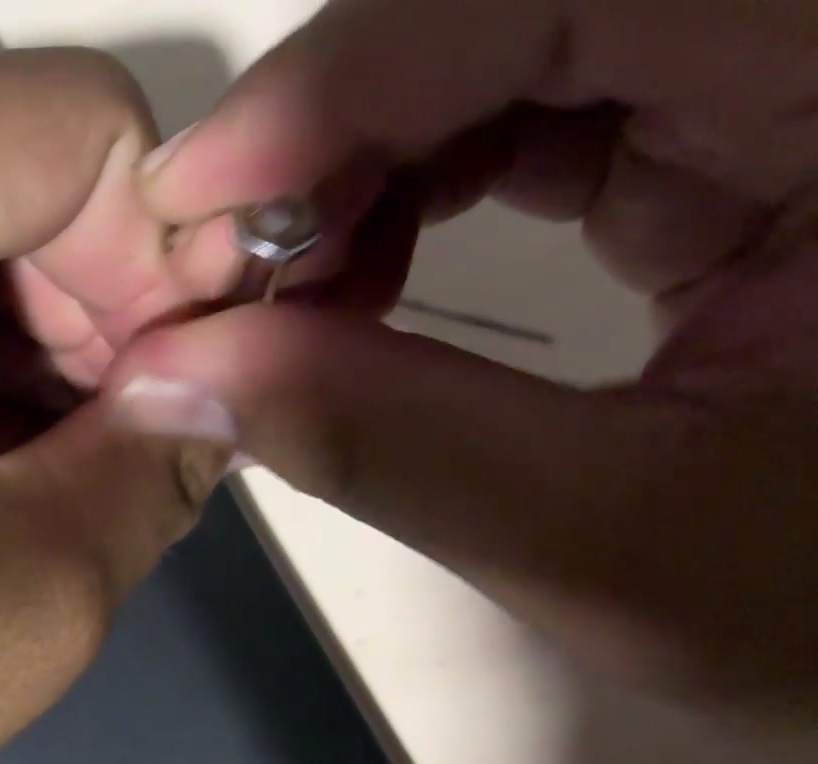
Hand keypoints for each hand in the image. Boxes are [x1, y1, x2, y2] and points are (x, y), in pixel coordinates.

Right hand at [122, 0, 817, 722]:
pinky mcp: (743, 124)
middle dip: (330, 136)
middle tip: (218, 273)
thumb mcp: (618, 546)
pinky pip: (529, 107)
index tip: (183, 204)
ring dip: (354, 168)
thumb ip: (381, 439)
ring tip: (282, 290)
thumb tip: (170, 371)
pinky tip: (355, 277)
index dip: (338, 84)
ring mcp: (791, 71)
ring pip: (507, 51)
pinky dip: (405, 190)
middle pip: (516, 12)